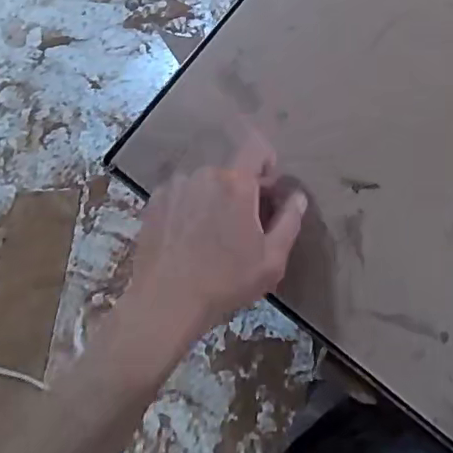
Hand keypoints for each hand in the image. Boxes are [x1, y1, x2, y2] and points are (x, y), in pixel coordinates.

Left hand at [126, 131, 308, 339]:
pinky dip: (189, 206)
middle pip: (231, 169)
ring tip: (210, 233)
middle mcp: (205, 174)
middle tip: (241, 223)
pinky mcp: (155, 201)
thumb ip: (290, 221)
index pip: (256, 147)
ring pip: (205, 182)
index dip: (266, 162)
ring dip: (214, 197)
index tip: (266, 191)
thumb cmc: (224, 282)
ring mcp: (176, 186)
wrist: (163, 305)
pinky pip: (182, 193)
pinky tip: (187, 236)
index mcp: (236, 182)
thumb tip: (297, 197)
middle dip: (240, 188)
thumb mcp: (271, 260)